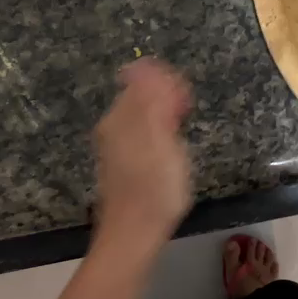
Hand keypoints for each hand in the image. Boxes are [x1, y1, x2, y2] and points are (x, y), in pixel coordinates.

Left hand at [91, 58, 193, 254]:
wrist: (134, 233)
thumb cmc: (155, 187)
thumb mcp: (161, 139)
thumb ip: (153, 101)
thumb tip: (144, 65)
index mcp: (121, 116)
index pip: (142, 76)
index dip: (168, 82)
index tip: (184, 102)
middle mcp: (112, 125)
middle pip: (141, 94)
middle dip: (167, 99)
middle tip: (184, 118)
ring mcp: (114, 144)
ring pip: (143, 115)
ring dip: (164, 118)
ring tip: (179, 137)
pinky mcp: (120, 161)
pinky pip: (140, 133)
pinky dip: (158, 135)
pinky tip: (168, 154)